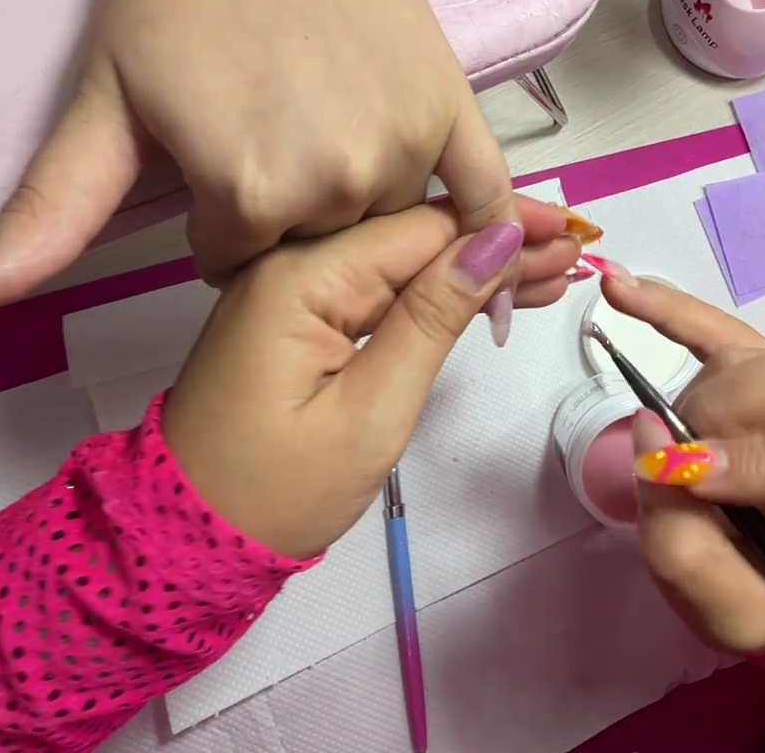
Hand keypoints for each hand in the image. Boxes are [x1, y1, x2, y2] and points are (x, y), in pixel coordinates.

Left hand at [0, 0, 515, 322]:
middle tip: (275, 139)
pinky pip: (486, 194)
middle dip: (289, 215)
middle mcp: (338, 182)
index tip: (221, 172)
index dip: (222, 226)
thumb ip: (46, 218)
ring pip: (382, 220)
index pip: (238, 263)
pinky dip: (488, 228)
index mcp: (250, 191)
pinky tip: (495, 252)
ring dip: (359, 200)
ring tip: (330, 131)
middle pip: (313, 247)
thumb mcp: (100, 104)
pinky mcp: (452, 110)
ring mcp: (406, 145)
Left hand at [160, 196, 582, 557]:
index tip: (568, 236)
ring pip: (411, 261)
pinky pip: (388, 290)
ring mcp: (303, 286)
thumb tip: (495, 240)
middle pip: (420, 236)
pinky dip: (444, 295)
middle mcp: (301, 261)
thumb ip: (433, 316)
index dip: (501, 227)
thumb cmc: (279, 489)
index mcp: (305, 275)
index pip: (423, 228)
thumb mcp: (371, 408)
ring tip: (554, 273)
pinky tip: (499, 295)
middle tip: (574, 250)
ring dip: (482, 268)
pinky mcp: (310, 313)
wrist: (189, 537)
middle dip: (501, 243)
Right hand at [598, 273, 764, 653]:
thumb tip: (653, 440)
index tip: (694, 478)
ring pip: (753, 356)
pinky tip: (619, 289)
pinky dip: (664, 308)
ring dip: (697, 401)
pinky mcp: (762, 358)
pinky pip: (713, 324)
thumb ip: (690, 556)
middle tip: (673, 468)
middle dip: (720, 422)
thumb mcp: (741, 619)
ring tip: (675, 452)